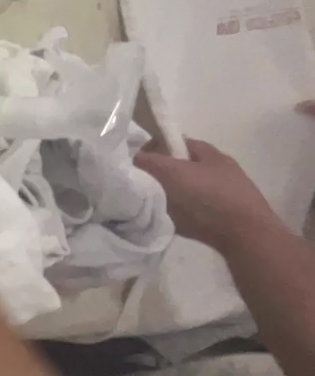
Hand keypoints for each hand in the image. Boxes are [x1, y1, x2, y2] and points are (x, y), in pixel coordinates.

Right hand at [136, 138, 282, 249]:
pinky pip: (188, 202)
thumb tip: (132, 158)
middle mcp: (218, 168)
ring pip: (181, 184)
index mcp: (210, 154)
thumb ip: (148, 160)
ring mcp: (221, 190)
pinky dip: (176, 206)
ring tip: (151, 201)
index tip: (134, 162)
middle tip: (140, 183)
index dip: (152, 148)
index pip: (174, 141)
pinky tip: (168, 214)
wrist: (244, 234)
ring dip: (165, 190)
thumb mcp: (170, 172)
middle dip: (156, 171)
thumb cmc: (207, 197)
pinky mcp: (220, 210)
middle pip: (177, 164)